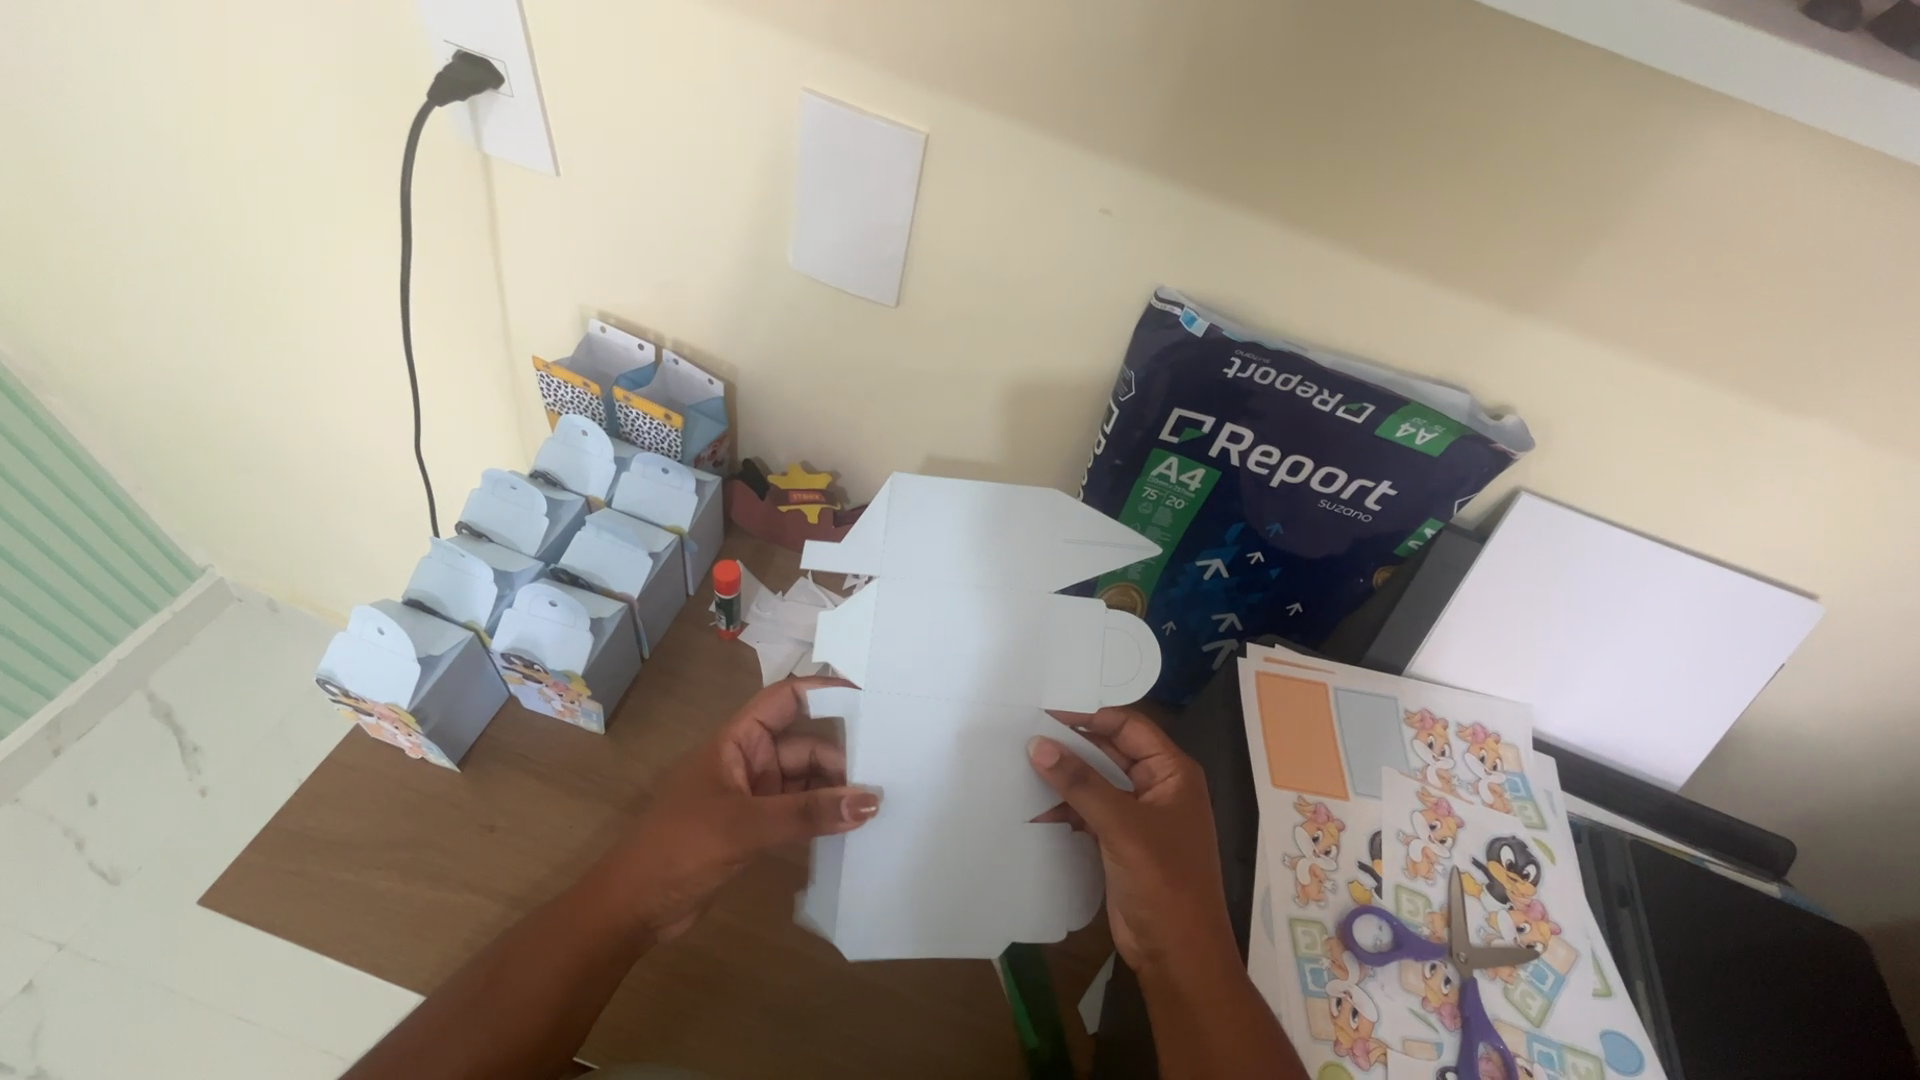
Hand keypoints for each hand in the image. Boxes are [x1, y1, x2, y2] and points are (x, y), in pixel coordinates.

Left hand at [602, 676, 879, 941]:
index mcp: (737, 741)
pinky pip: (799, 811)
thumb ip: (808, 813)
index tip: (869, 695)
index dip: (824, 691)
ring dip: (835, 790)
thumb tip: (870, 802)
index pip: (786, 699)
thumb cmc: (679, 848)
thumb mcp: (745, 827)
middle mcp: (748, 760)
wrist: (632, 909)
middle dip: (841, 756)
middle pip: (804, 744)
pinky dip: (823, 816)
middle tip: (888, 771)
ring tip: (879, 803)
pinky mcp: (756, 828)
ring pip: (805, 780)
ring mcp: (752, 796)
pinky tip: (852, 826)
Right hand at [1028, 709, 1231, 975]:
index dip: (1089, 718)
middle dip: (1071, 748)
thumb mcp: (1121, 826)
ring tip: (1019, 771)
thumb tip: (1037, 744)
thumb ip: (1080, 782)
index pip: (1127, 727)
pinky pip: (1089, 811)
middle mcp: (1156, 786)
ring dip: (1064, 780)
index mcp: (1172, 772)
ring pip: (1096, 783)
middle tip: (1023, 739)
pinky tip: (1035, 810)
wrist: (1177, 954)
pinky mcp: (1120, 841)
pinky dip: (1065, 809)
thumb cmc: (1163, 881)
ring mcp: (1138, 816)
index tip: (1045, 716)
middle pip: (1109, 752)